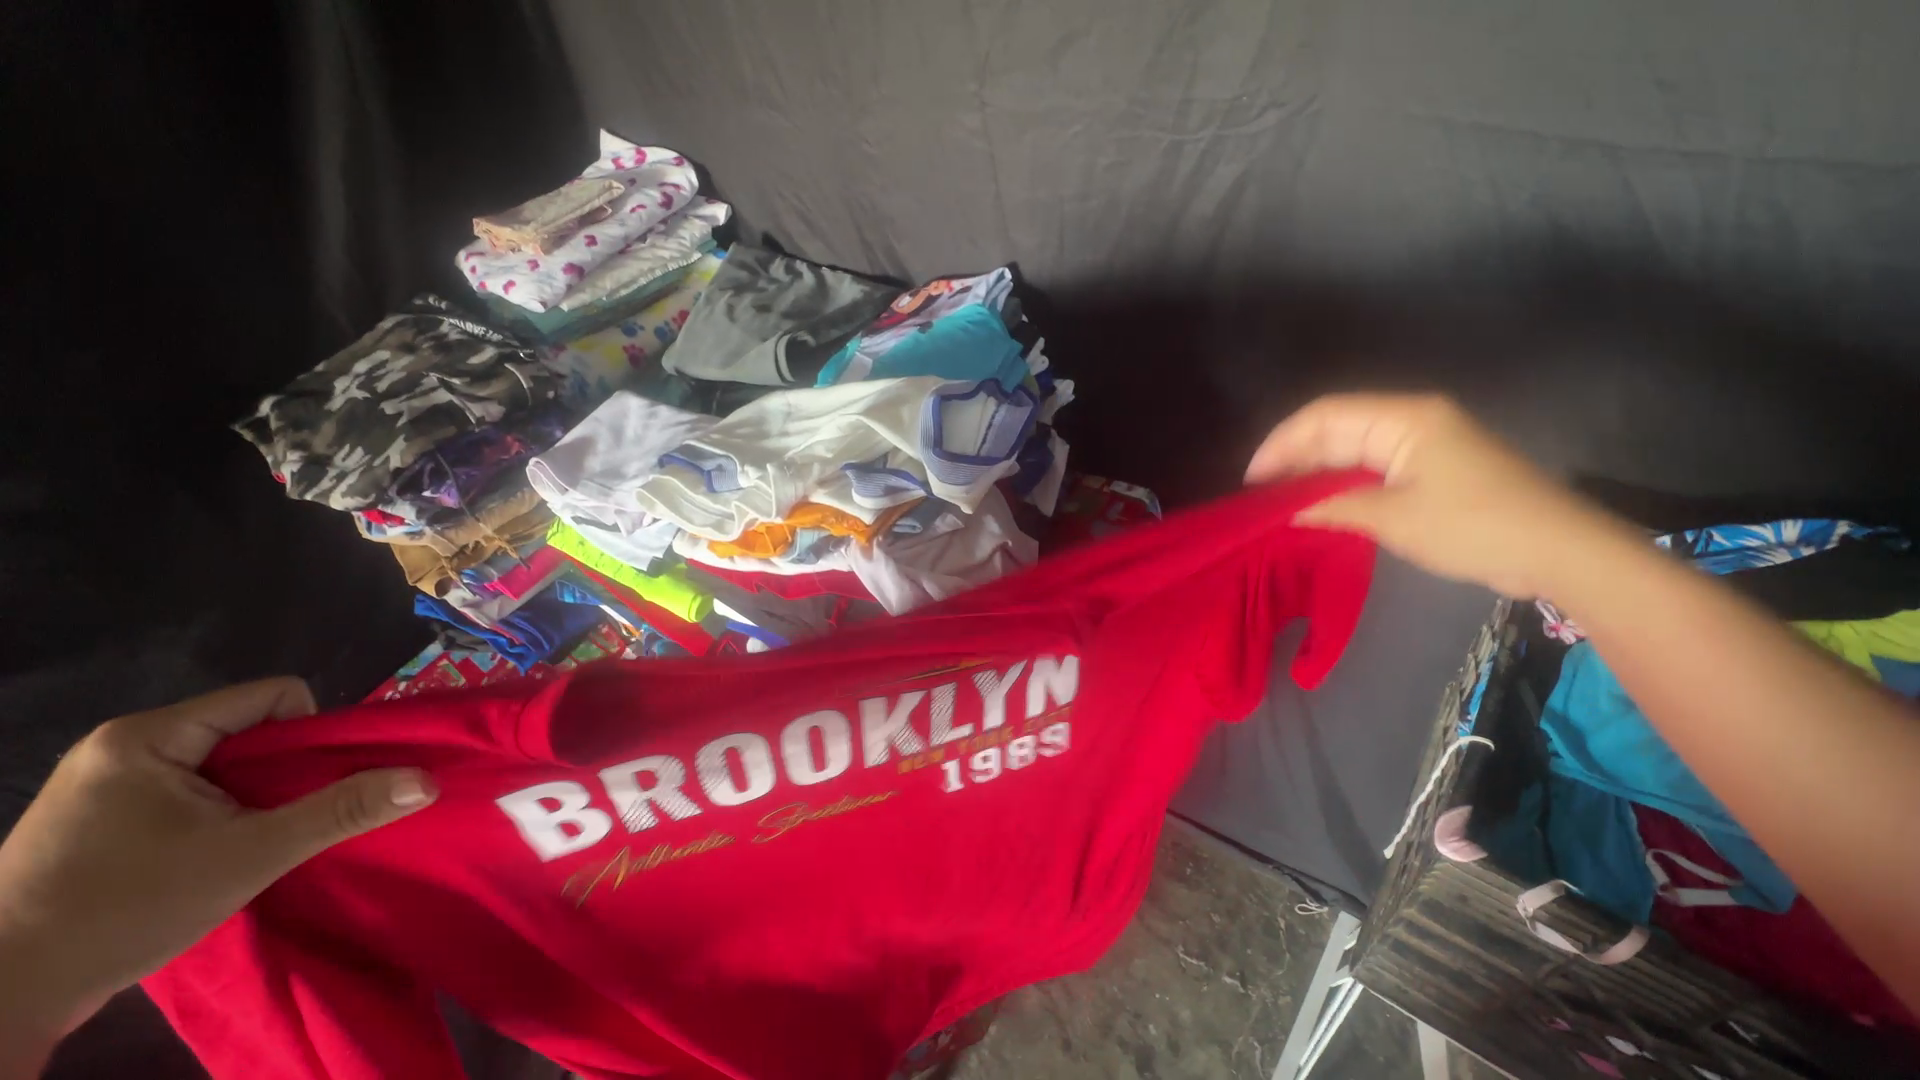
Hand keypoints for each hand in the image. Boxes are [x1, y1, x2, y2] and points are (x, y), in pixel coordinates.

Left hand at [0, 678, 435, 1056]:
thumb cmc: (124, 909)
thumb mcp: (249, 857)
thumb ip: (341, 810)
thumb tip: (426, 780)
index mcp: (150, 734)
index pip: (273, 697)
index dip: (313, 737)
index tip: (310, 793)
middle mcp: (125, 743)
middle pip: (249, 730)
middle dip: (283, 775)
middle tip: (282, 825)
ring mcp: (104, 780)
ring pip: (221, 764)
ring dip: (252, 799)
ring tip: (245, 845)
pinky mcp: (97, 816)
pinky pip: (188, 790)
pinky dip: (218, 816)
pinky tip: (209, 857)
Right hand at [1247, 393, 1631, 597]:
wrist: (1562, 551)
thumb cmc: (1475, 527)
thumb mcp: (1395, 520)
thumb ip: (1334, 507)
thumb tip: (1286, 511)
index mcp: (1405, 418)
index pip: (1325, 416)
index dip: (1281, 443)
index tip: (1251, 481)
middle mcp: (1414, 419)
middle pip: (1337, 428)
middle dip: (1294, 458)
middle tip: (1259, 498)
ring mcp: (1427, 442)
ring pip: (1353, 448)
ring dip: (1316, 472)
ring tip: (1281, 503)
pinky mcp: (1436, 467)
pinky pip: (1375, 466)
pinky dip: (1343, 482)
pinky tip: (1322, 506)